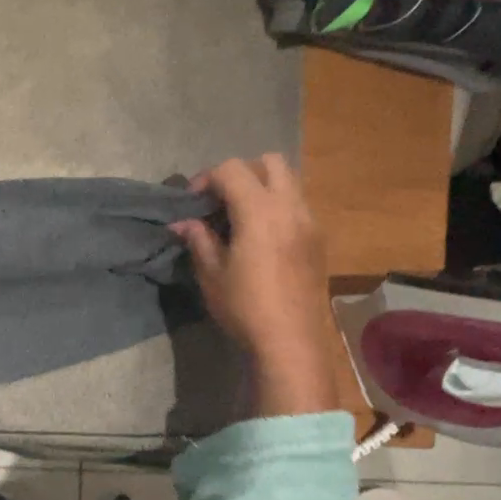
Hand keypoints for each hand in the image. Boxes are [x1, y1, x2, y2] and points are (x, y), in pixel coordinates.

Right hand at [169, 154, 338, 416]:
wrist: (289, 337)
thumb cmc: (243, 305)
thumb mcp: (211, 273)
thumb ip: (198, 240)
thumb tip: (183, 223)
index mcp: (260, 211)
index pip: (232, 169)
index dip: (206, 178)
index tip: (191, 202)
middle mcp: (290, 206)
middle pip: (269, 162)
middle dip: (240, 173)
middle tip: (219, 201)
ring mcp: (309, 220)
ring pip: (288, 181)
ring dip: (261, 188)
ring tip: (238, 218)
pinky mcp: (317, 238)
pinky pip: (296, 204)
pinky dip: (275, 206)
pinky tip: (259, 237)